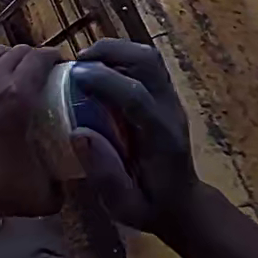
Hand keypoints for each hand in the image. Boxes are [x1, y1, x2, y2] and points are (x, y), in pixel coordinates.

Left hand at [0, 43, 63, 218]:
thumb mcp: (33, 194)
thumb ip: (57, 193)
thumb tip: (66, 192)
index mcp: (19, 94)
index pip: (41, 58)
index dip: (55, 57)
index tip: (62, 67)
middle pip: (20, 51)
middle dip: (35, 58)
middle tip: (43, 74)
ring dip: (10, 58)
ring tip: (16, 74)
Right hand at [68, 40, 202, 233]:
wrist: (183, 203)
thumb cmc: (152, 207)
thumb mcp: (125, 206)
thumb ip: (104, 174)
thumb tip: (78, 134)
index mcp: (162, 137)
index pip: (137, 96)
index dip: (105, 80)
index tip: (74, 76)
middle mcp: (170, 109)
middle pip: (147, 62)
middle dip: (109, 53)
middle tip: (76, 63)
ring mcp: (171, 98)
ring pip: (148, 56)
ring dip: (115, 50)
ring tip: (85, 62)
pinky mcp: (165, 93)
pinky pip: (146, 62)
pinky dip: (120, 56)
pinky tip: (98, 68)